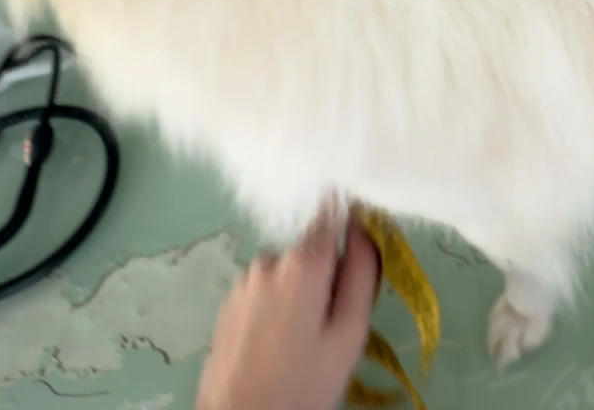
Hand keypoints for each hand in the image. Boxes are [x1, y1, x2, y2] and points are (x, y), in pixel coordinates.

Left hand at [197, 211, 379, 409]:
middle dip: (328, 274)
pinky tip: (277, 345)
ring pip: (290, 271)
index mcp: (303, 260)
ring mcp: (245, 278)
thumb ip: (363, 272)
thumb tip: (364, 225)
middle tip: (332, 323)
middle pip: (313, 248)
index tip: (363, 250)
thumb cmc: (303, 384)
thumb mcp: (349, 333)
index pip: (334, 210)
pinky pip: (267, 289)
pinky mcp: (229, 301)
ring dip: (301, 292)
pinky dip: (278, 306)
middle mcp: (270, 257)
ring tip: (301, 342)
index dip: (352, 223)